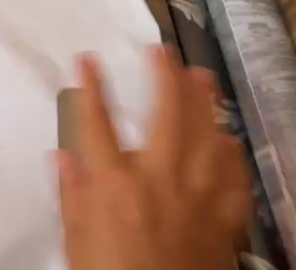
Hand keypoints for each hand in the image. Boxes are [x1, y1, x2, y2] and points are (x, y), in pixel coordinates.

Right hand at [58, 47, 251, 269]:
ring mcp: (196, 203)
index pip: (98, 123)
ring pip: (206, 141)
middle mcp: (157, 184)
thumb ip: (72, 196)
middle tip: (161, 50)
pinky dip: (233, 159)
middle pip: (165, 118)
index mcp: (114, 186)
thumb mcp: (76, 244)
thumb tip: (61, 154)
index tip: (86, 57)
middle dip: (164, 79)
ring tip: (201, 75)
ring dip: (205, 105)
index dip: (91, 86)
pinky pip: (234, 184)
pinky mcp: (224, 227)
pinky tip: (229, 139)